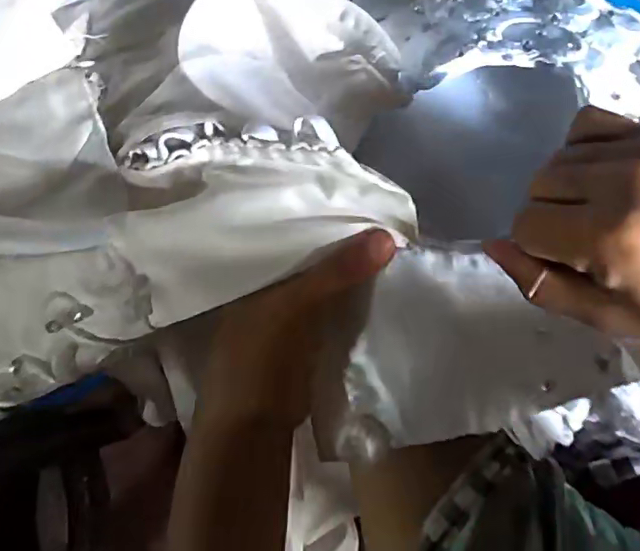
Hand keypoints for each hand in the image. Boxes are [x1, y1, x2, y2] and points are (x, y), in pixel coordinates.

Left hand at [197, 229, 395, 427]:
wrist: (253, 436)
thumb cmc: (261, 362)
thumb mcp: (297, 306)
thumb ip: (337, 270)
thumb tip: (387, 236)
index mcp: (251, 273)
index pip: (291, 231)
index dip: (325, 217)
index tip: (363, 203)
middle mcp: (265, 287)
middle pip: (311, 254)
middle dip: (343, 242)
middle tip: (383, 222)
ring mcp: (283, 313)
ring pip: (323, 278)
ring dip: (350, 268)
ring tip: (387, 246)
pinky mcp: (302, 335)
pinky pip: (331, 302)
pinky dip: (350, 293)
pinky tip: (375, 282)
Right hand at [485, 107, 639, 360]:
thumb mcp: (613, 319)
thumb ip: (544, 285)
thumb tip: (495, 245)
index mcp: (611, 239)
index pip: (527, 225)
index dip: (539, 249)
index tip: (571, 263)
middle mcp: (621, 183)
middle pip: (537, 185)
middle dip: (548, 217)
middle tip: (586, 241)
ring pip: (557, 157)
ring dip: (564, 186)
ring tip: (599, 209)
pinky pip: (586, 123)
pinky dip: (580, 148)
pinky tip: (602, 173)